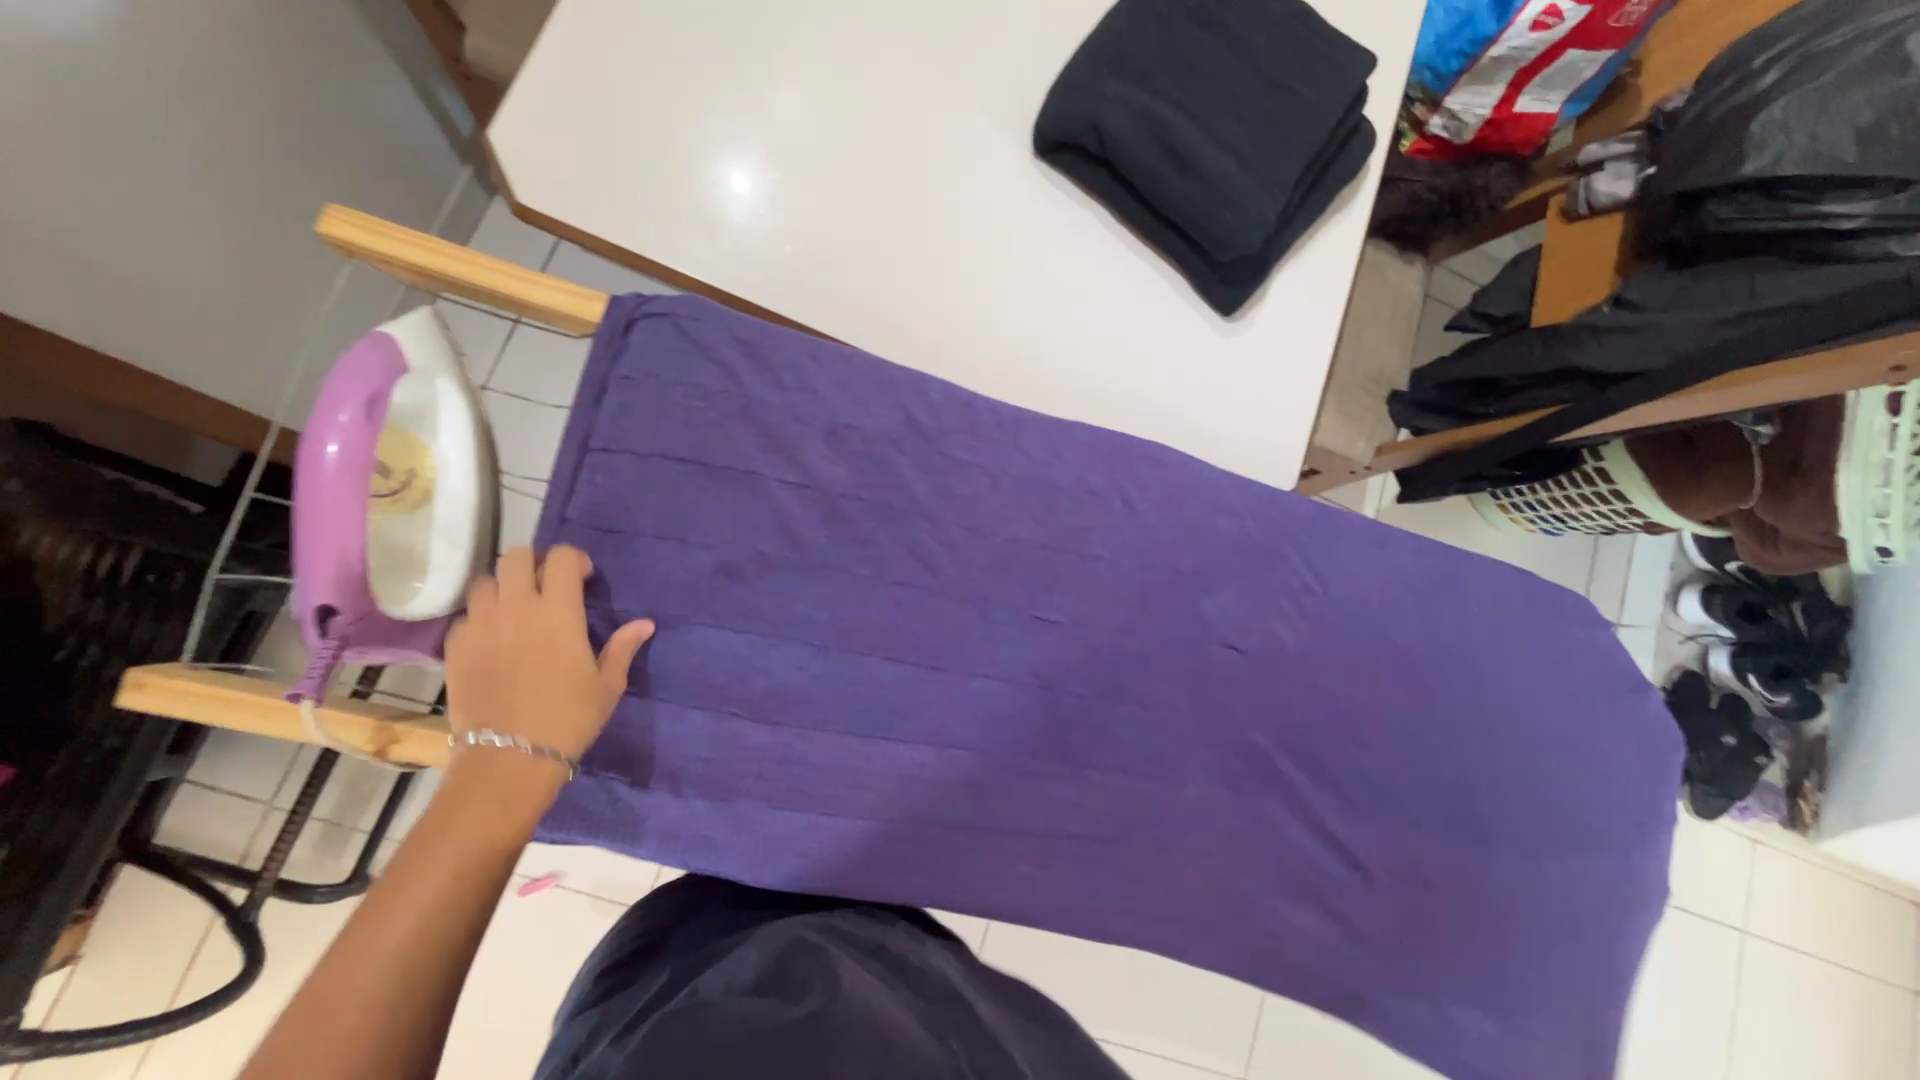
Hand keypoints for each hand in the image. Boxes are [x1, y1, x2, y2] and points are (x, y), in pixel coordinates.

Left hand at [443, 544, 652, 774]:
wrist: (509, 758)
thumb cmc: (569, 719)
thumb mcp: (607, 685)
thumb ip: (623, 648)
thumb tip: (645, 624)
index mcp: (559, 611)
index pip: (561, 557)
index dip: (574, 560)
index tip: (583, 579)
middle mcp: (516, 607)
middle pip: (516, 557)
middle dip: (534, 563)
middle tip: (547, 588)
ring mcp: (480, 624)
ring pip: (486, 582)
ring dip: (503, 588)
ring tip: (516, 612)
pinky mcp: (455, 646)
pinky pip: (466, 616)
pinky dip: (481, 620)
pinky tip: (493, 642)